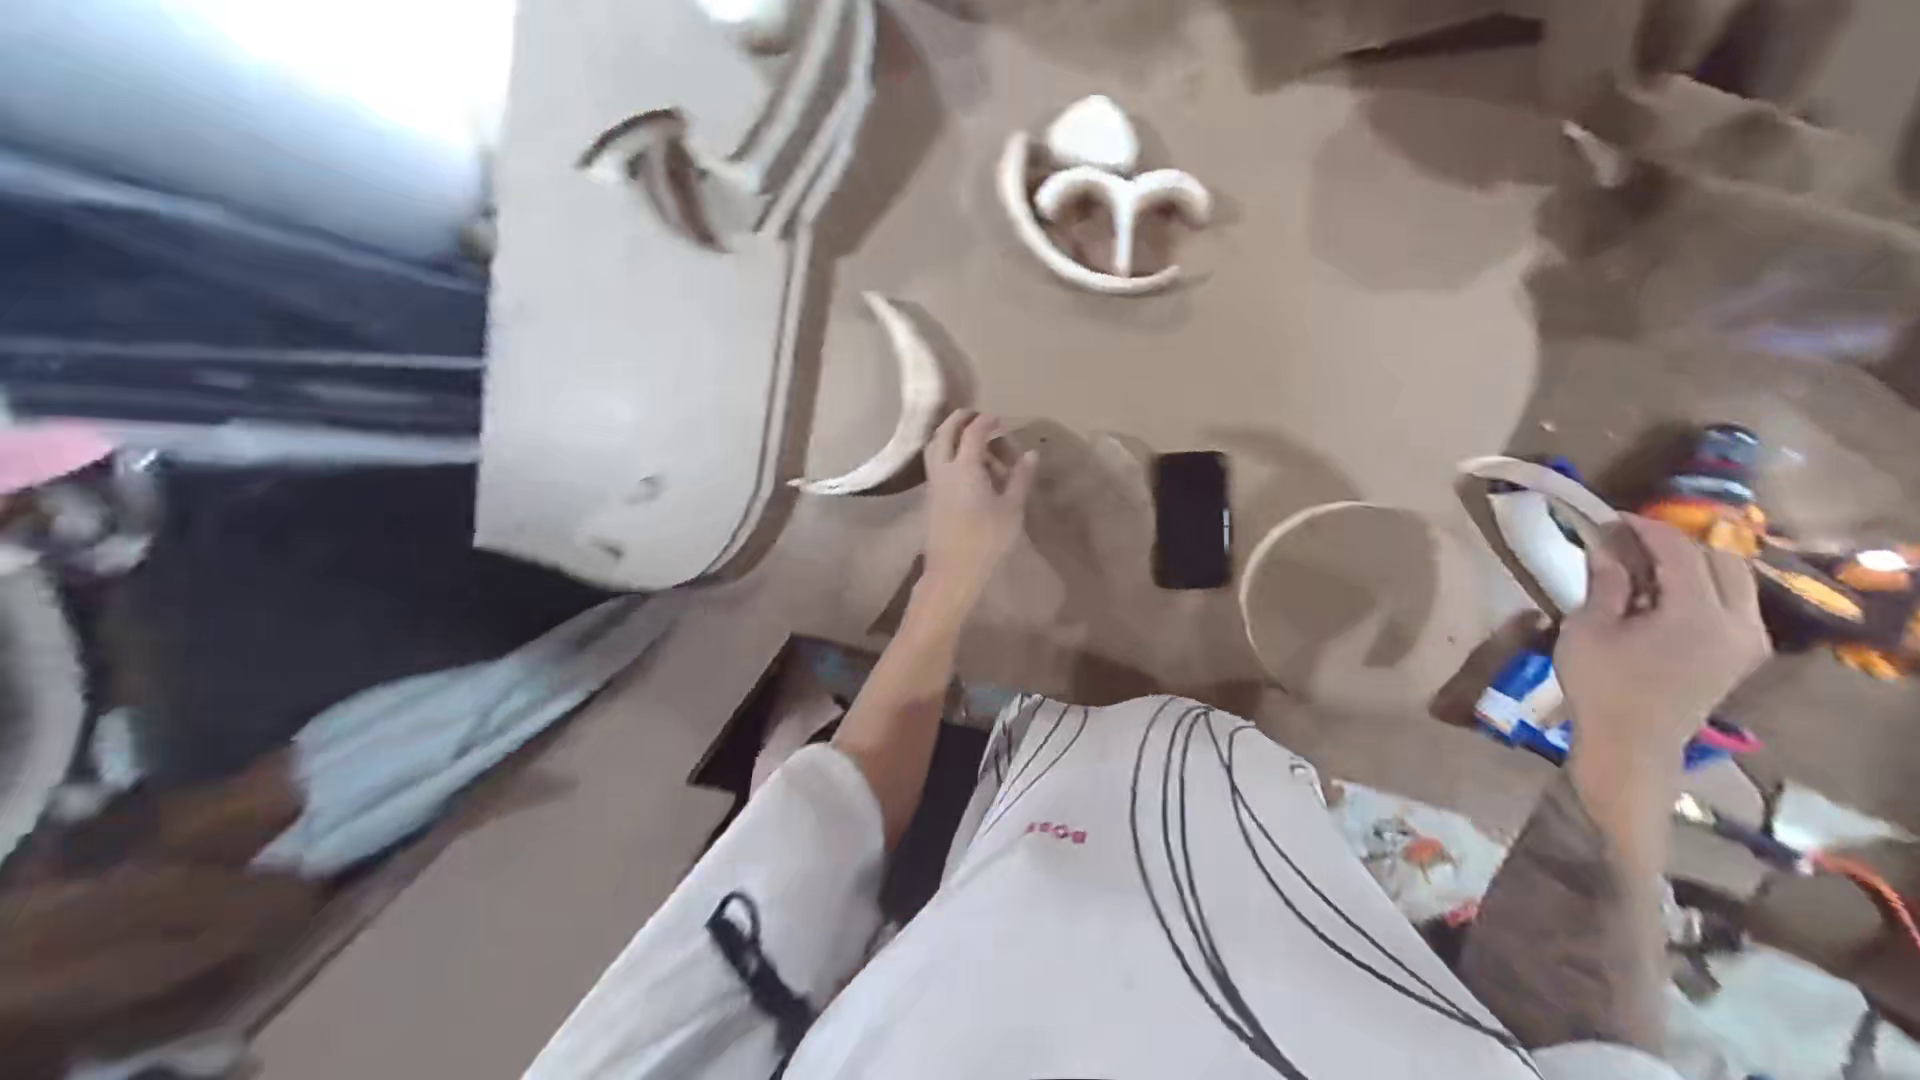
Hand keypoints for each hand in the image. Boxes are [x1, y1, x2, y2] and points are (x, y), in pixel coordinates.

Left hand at [919, 410, 1036, 609]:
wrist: (952, 571)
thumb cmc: (986, 540)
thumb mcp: (1011, 509)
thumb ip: (1021, 478)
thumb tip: (1031, 454)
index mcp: (964, 467)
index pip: (973, 433)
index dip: (985, 421)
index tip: (998, 419)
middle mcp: (943, 470)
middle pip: (944, 433)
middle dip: (959, 419)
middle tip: (976, 416)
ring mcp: (933, 484)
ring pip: (934, 448)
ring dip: (948, 436)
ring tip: (968, 439)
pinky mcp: (930, 499)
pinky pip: (935, 465)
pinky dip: (946, 454)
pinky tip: (963, 467)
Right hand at [1557, 514, 1770, 763]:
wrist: (1631, 741)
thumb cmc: (1600, 683)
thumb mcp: (1588, 629)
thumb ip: (1606, 585)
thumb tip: (1606, 549)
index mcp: (1697, 615)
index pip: (1682, 553)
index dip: (1648, 529)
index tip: (1614, 517)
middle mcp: (1739, 622)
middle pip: (1720, 561)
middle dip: (1676, 542)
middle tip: (1630, 537)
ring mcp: (1749, 639)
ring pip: (1735, 580)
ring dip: (1694, 563)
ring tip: (1648, 561)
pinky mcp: (1744, 652)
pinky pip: (1734, 602)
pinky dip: (1705, 585)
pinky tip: (1666, 590)